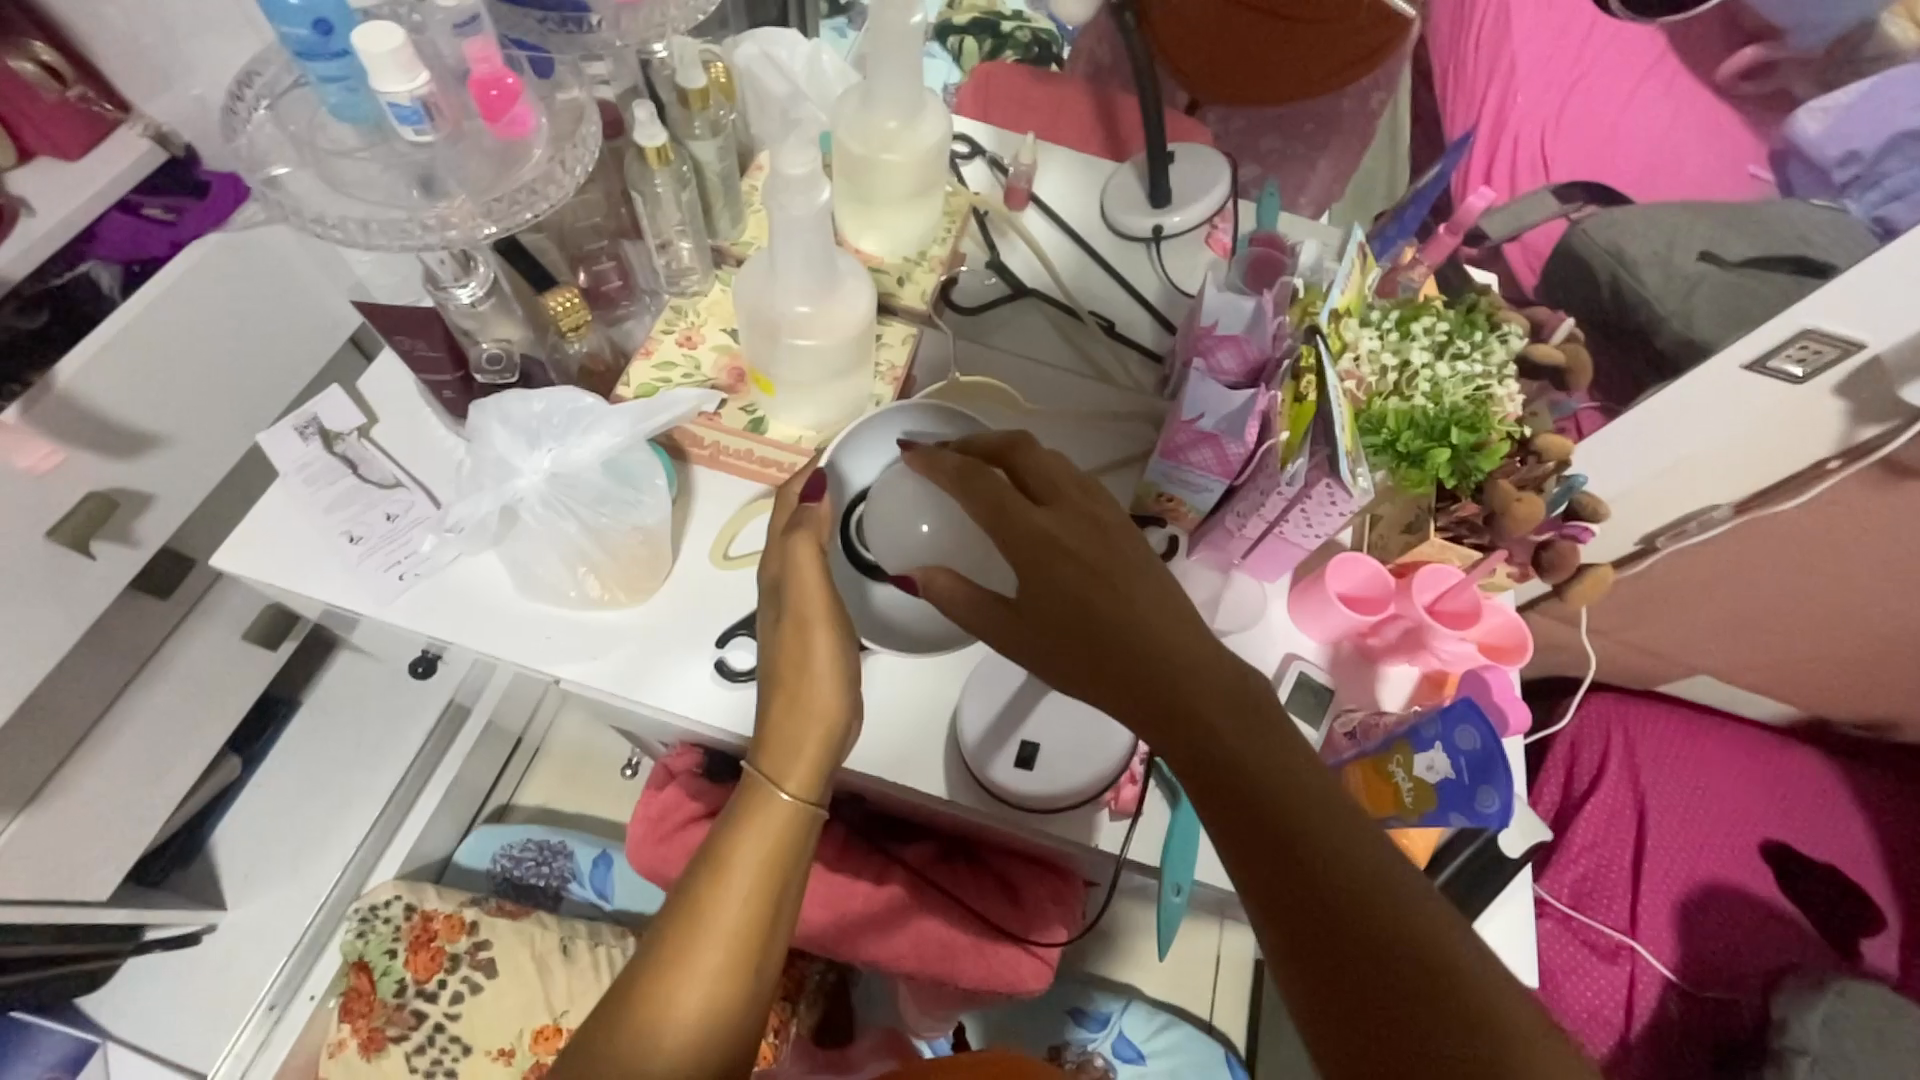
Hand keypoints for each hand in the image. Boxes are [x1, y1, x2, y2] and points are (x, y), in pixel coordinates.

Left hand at [748, 461, 861, 803]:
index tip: (843, 440)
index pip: (786, 502)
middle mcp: (781, 581)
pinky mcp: (816, 628)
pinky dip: (835, 549)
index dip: (807, 470)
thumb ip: (806, 541)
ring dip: (824, 515)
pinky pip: (822, 572)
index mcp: (778, 569)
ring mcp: (797, 607)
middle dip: (816, 485)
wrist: (806, 739)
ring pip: (806, 545)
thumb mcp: (809, 598)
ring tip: (862, 495)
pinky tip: (858, 555)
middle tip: (858, 460)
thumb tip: (813, 485)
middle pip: (792, 520)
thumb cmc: (811, 668)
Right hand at [894, 432, 1260, 743]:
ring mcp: (1102, 508)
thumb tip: (915, 574)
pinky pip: (1075, 475)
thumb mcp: (1011, 637)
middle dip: (974, 442)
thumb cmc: (1086, 660)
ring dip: (1010, 451)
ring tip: (987, 470)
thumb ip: (959, 599)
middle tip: (946, 457)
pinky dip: (1042, 469)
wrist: (1172, 670)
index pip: (976, 480)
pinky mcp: (1123, 519)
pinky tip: (1037, 498)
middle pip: (1016, 447)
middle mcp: (1068, 506)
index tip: (911, 455)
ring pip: (1050, 457)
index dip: (938, 462)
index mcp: (1034, 536)